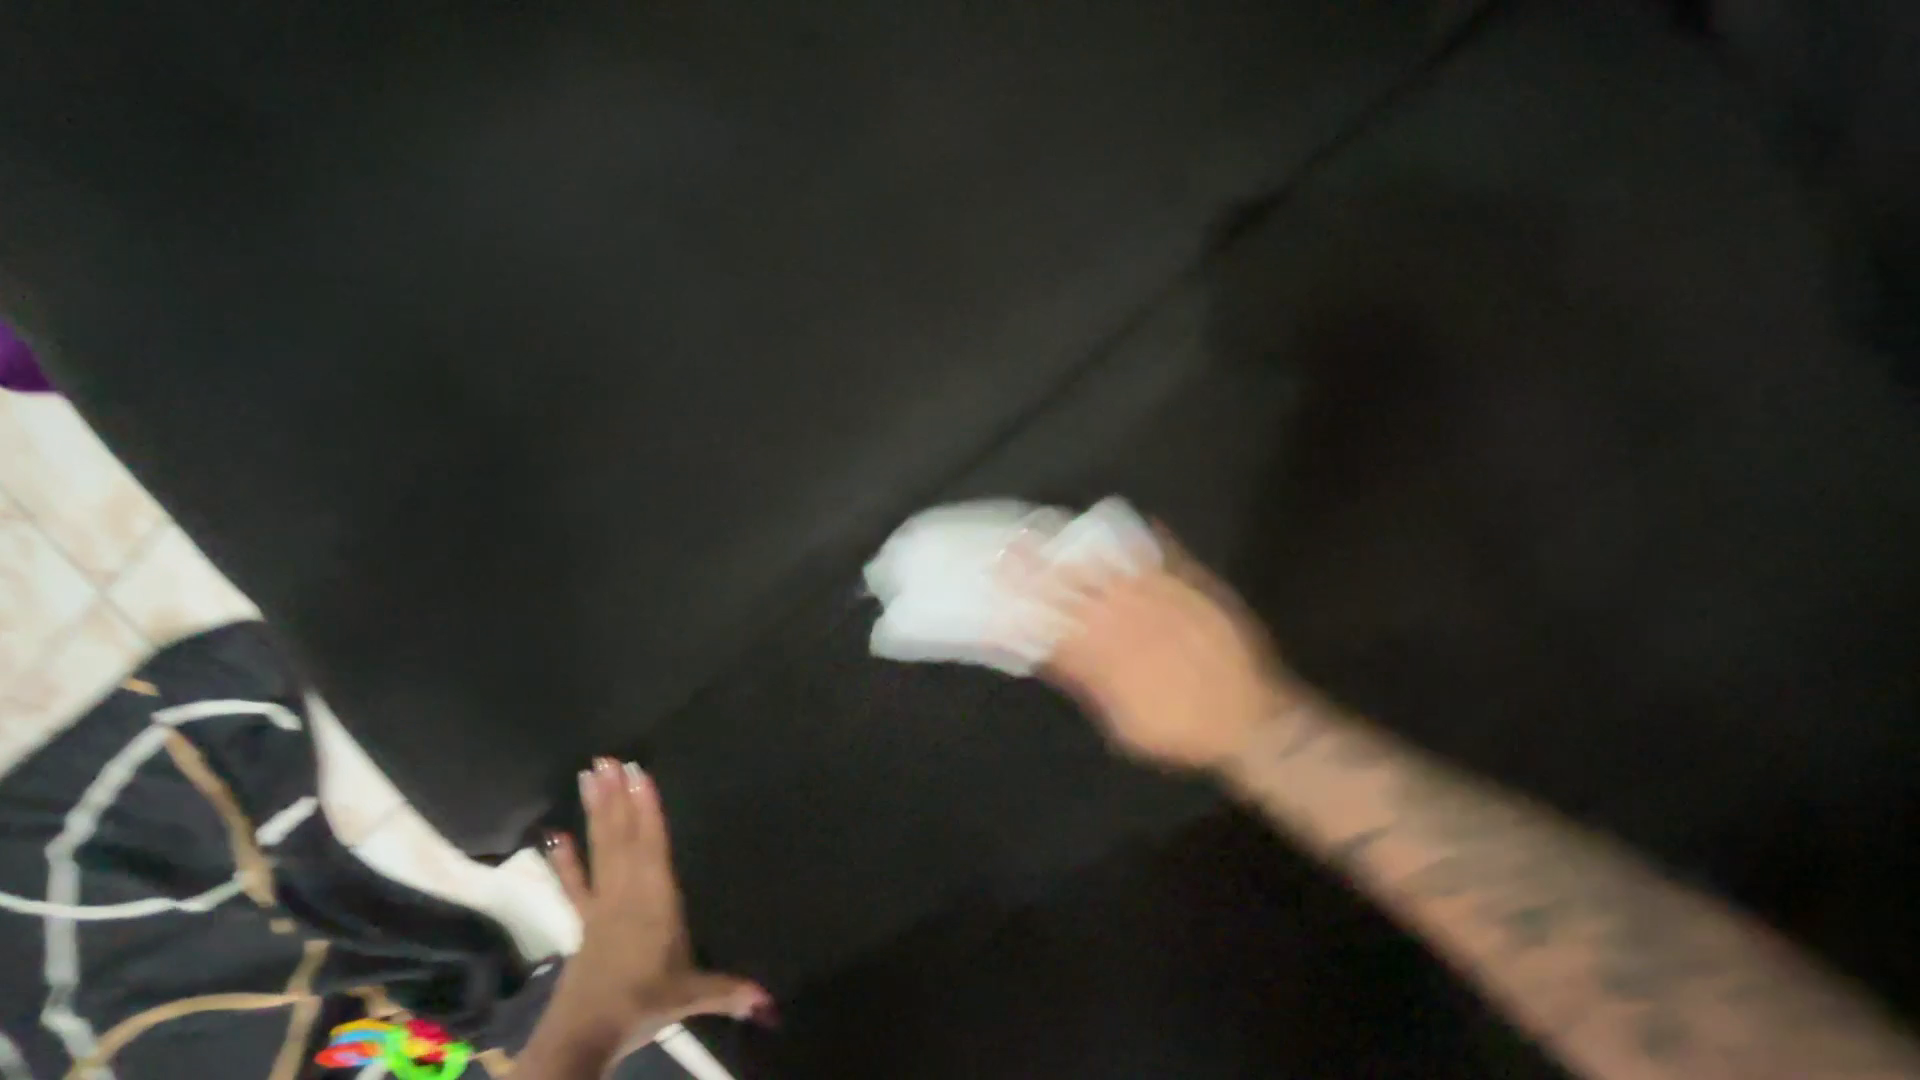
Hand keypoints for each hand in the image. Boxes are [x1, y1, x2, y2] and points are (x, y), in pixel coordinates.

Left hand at [541, 758, 772, 1049]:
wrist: (584, 1035)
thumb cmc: (643, 1003)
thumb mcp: (691, 995)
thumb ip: (730, 990)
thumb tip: (772, 1003)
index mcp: (656, 900)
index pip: (653, 845)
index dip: (647, 808)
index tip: (639, 772)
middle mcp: (627, 892)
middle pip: (623, 836)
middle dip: (618, 797)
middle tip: (607, 759)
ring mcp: (602, 904)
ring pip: (601, 849)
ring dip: (596, 812)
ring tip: (587, 776)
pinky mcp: (585, 921)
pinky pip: (575, 884)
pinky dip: (565, 859)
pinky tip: (554, 835)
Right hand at [1035, 529, 1296, 771]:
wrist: (1254, 722)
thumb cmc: (1184, 731)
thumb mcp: (1127, 724)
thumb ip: (1089, 684)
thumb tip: (1050, 654)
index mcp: (1109, 657)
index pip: (1057, 622)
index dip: (1026, 602)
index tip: (999, 583)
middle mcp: (1133, 622)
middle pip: (1078, 588)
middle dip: (1042, 567)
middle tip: (1012, 543)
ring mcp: (1166, 602)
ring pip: (1115, 569)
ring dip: (1082, 549)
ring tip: (1058, 526)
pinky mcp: (1198, 591)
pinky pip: (1171, 558)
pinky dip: (1153, 541)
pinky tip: (1138, 521)